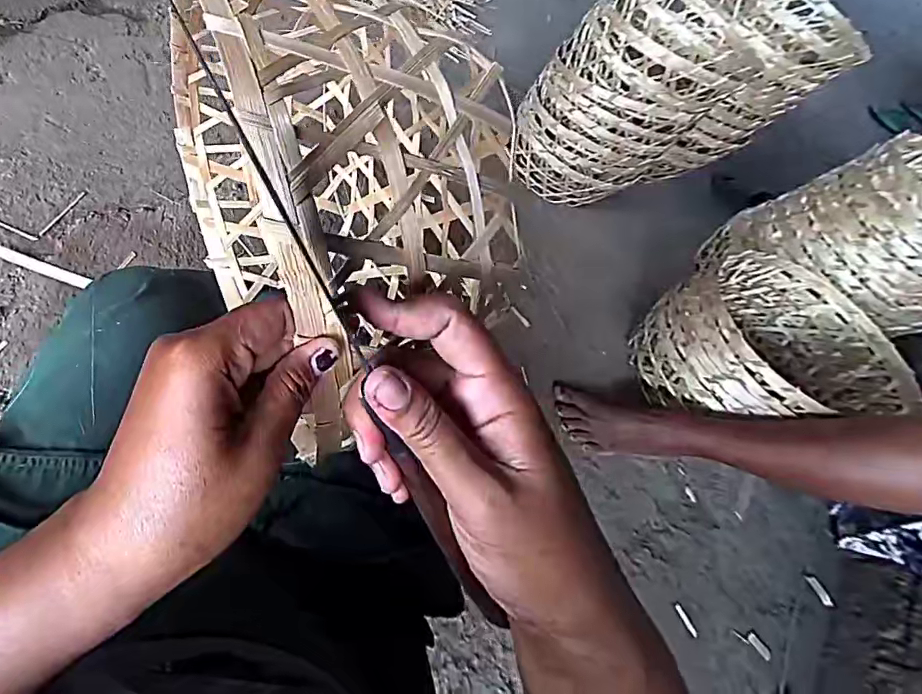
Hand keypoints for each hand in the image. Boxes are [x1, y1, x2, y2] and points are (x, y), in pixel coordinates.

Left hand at [79, 298, 335, 590]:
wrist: (119, 545)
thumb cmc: (187, 509)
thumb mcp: (257, 451)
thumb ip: (292, 388)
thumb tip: (323, 348)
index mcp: (200, 353)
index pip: (274, 313)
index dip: (309, 335)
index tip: (331, 366)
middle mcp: (181, 343)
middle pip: (257, 330)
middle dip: (288, 361)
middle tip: (305, 408)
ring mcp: (170, 360)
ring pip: (242, 349)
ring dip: (267, 379)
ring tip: (272, 427)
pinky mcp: (168, 379)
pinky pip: (221, 366)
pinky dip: (244, 388)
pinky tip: (249, 426)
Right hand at [343, 291, 681, 693]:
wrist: (562, 612)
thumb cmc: (542, 555)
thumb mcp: (480, 494)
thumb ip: (427, 432)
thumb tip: (379, 376)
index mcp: (500, 394)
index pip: (452, 326)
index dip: (406, 309)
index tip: (359, 308)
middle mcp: (478, 397)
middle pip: (413, 360)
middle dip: (378, 391)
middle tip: (368, 440)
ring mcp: (461, 422)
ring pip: (400, 392)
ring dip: (378, 425)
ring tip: (382, 470)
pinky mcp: (447, 447)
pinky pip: (403, 424)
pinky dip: (386, 446)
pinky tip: (392, 480)